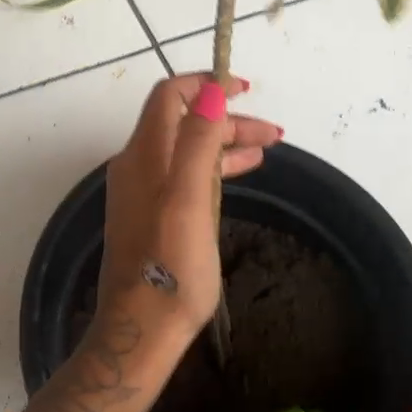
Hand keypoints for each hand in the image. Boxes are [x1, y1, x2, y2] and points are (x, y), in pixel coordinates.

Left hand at [96, 74, 283, 343]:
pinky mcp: (151, 214)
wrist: (142, 328)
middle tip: (273, 133)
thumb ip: (197, 140)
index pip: (170, 95)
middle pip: (183, 121)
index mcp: (144, 153)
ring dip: (225, 142)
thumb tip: (210, 91)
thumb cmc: (172, 263)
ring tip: (267, 149)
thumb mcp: (190, 197)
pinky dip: (213, 167)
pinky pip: (185, 175)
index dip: (206, 84)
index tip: (245, 88)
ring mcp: (142, 191)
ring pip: (187, 149)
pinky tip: (239, 175)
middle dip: (227, 118)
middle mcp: (138, 164)